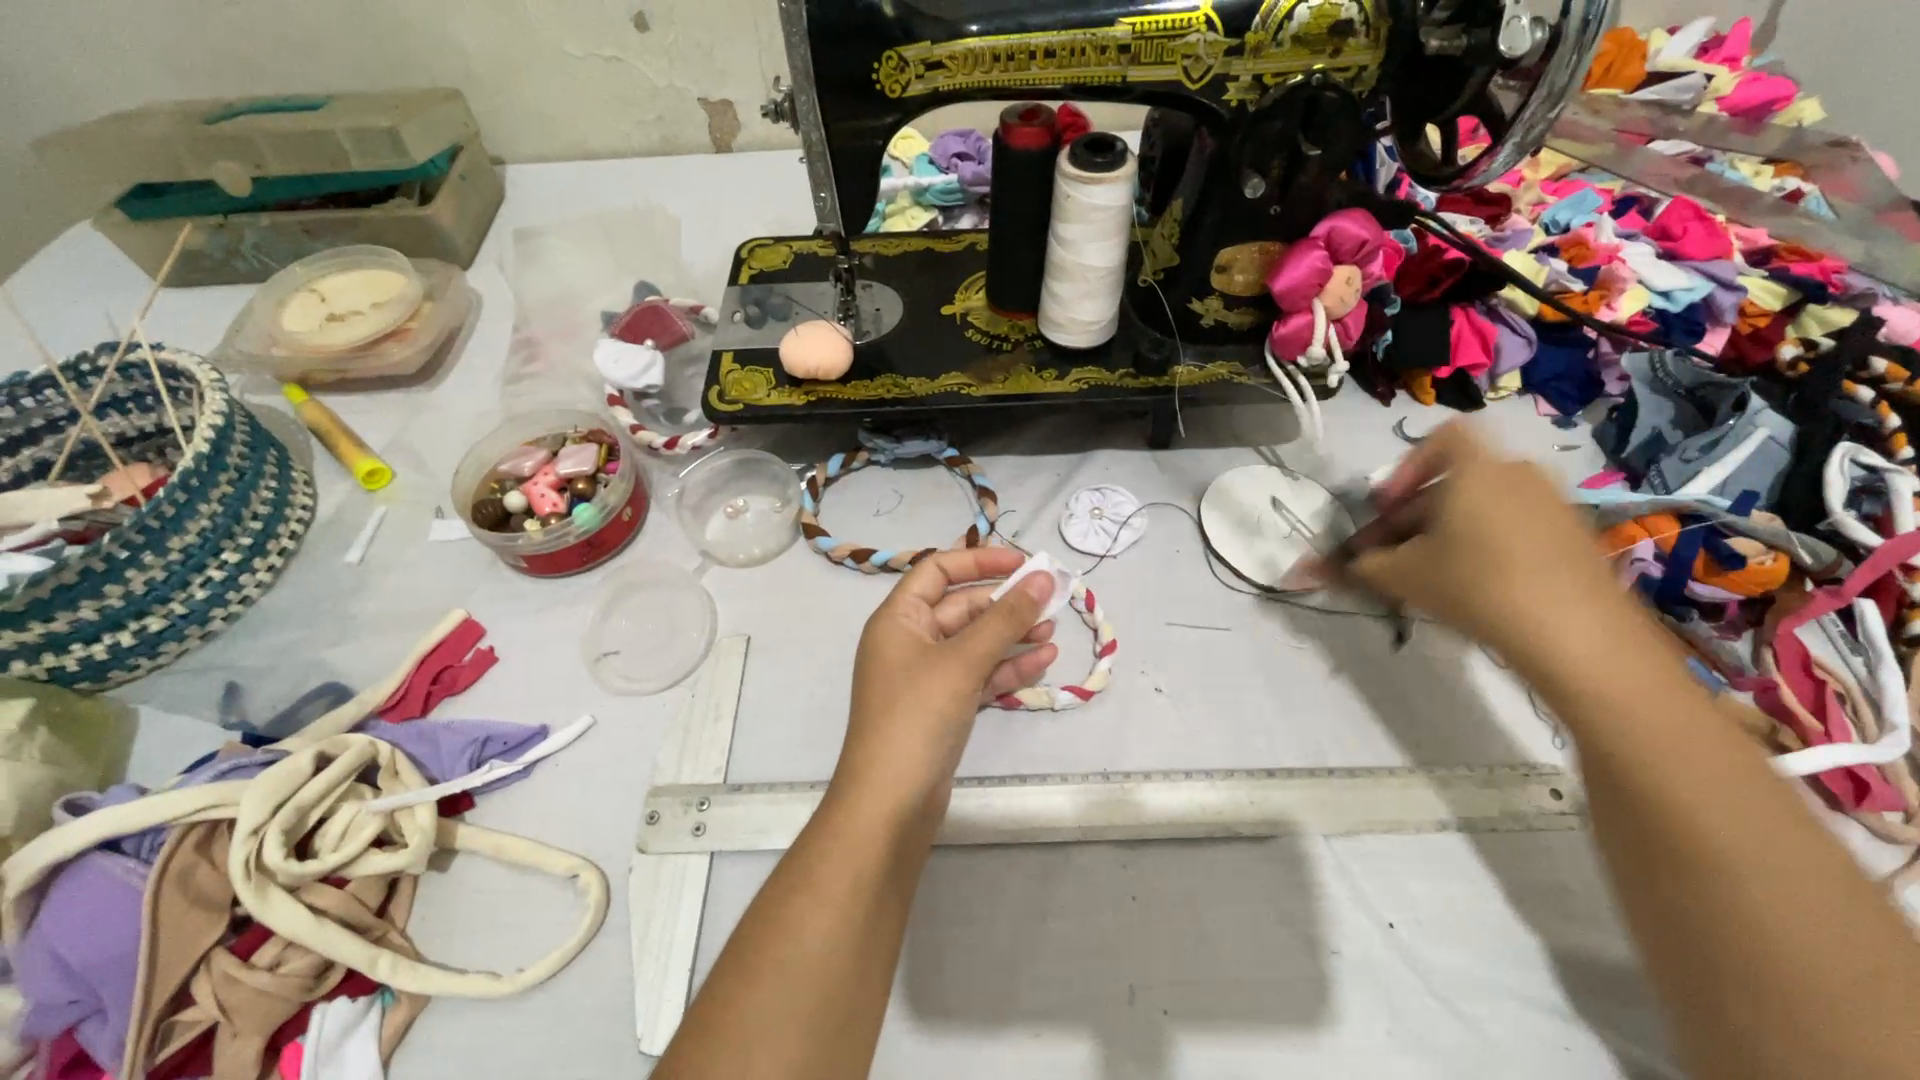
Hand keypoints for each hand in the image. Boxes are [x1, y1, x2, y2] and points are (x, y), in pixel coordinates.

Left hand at [833, 549, 1057, 820]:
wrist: (891, 801)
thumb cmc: (917, 716)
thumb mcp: (963, 661)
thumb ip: (1006, 619)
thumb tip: (1044, 578)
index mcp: (898, 618)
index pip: (938, 570)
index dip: (980, 560)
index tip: (1024, 564)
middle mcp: (910, 641)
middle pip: (962, 607)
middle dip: (1005, 603)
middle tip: (1053, 600)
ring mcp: (927, 677)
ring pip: (975, 643)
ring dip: (1012, 634)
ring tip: (1054, 629)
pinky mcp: (944, 707)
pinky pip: (979, 675)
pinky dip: (1008, 667)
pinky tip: (1044, 660)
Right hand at [1335, 421, 1628, 659]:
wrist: (1575, 631)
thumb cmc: (1475, 584)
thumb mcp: (1400, 575)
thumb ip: (1352, 567)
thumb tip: (1304, 570)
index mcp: (1475, 466)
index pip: (1441, 438)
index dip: (1406, 468)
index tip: (1387, 510)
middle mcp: (1517, 471)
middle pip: (1455, 480)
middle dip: (1415, 515)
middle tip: (1392, 555)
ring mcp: (1552, 502)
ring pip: (1483, 505)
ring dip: (1448, 532)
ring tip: (1430, 574)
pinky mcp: (1573, 536)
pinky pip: (1514, 525)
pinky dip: (1486, 544)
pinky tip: (1474, 586)